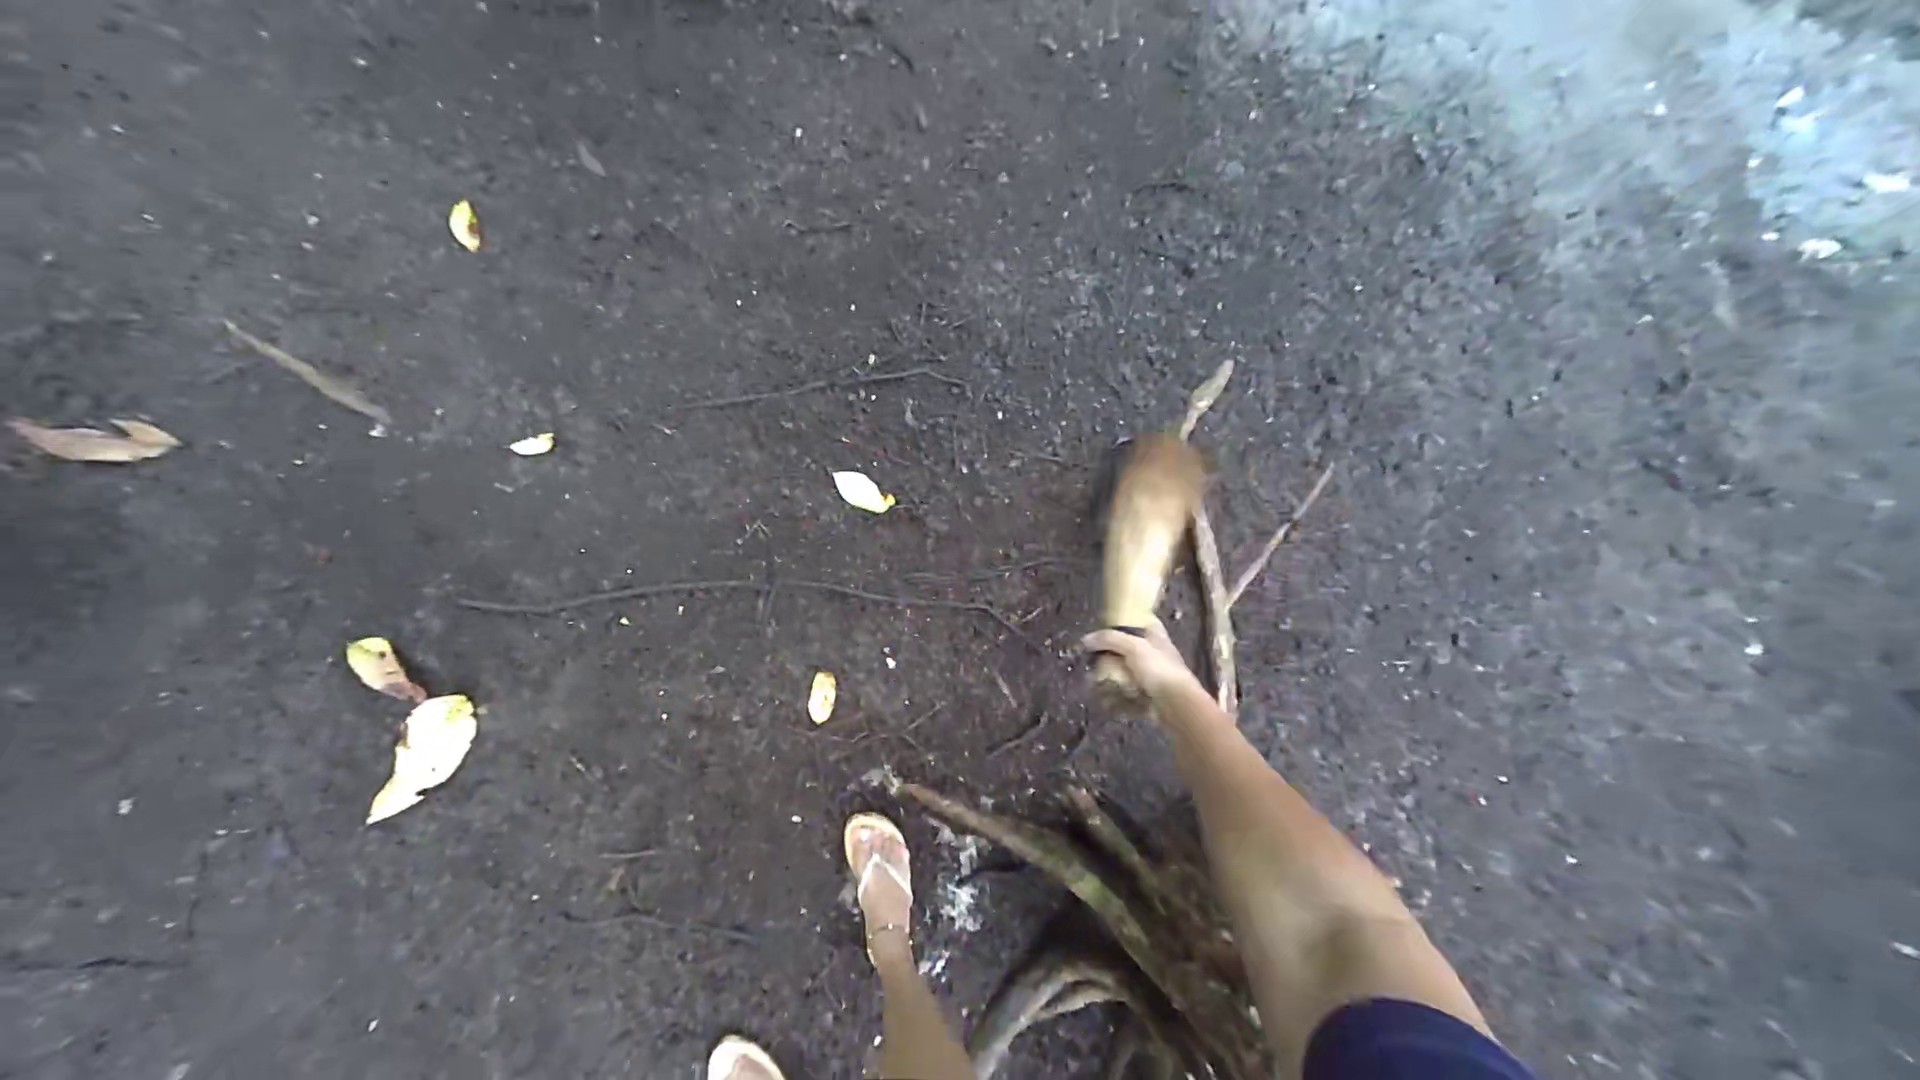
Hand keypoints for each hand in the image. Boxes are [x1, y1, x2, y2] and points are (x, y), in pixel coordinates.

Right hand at [1081, 616, 1206, 703]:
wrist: (1176, 704)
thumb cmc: (1158, 669)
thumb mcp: (1133, 646)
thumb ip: (1109, 639)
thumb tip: (1085, 640)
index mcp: (1157, 637)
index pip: (1144, 622)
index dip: (1128, 622)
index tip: (1107, 626)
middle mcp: (1156, 655)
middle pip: (1130, 649)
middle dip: (1111, 655)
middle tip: (1093, 659)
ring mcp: (1153, 677)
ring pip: (1127, 673)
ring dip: (1111, 678)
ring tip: (1094, 682)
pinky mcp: (1149, 696)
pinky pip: (1128, 694)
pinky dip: (1117, 697)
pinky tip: (1105, 699)